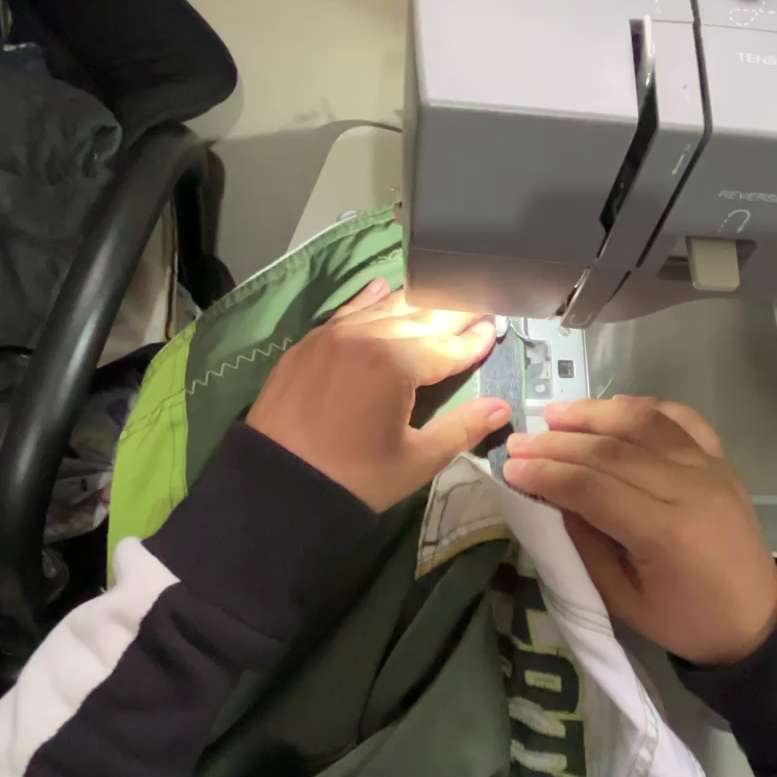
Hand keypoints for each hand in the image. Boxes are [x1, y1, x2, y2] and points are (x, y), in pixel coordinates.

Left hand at [247, 279, 511, 511]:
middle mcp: (366, 337)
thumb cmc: (354, 479)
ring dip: (416, 303)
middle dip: (452, 311)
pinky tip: (383, 288)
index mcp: (396, 363)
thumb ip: (462, 428)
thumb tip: (502, 407)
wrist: (274, 488)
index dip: (474, 341)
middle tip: (478, 301)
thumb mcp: (416, 461)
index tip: (495, 328)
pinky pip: (347, 312)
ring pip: (384, 309)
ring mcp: (332, 336)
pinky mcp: (307, 344)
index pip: (447, 347)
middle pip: (419, 318)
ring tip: (442, 294)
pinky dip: (370, 301)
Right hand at [502, 396, 776, 665]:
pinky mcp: (721, 460)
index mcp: (665, 533)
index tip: (510, 467)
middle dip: (558, 443)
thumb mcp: (621, 599)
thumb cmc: (683, 620)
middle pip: (612, 450)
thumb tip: (549, 495)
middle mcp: (690, 489)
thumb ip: (584, 544)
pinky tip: (613, 407)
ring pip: (644, 421)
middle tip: (519, 441)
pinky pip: (681, 417)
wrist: (755, 622)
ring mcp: (709, 468)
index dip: (546, 474)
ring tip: (555, 414)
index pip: (593, 487)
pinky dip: (644, 406)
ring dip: (595, 413)